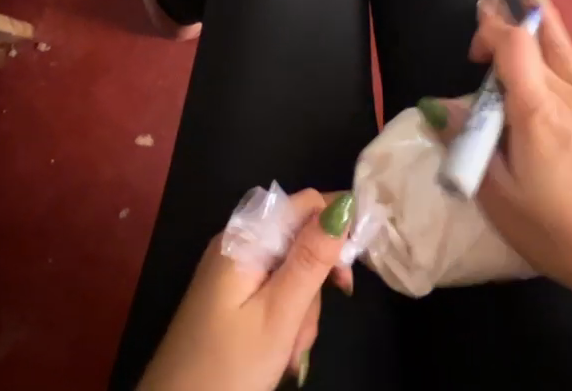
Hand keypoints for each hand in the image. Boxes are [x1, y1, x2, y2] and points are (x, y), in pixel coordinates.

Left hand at [138, 190, 355, 390]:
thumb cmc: (226, 368)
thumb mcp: (278, 315)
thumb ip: (311, 259)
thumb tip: (345, 204)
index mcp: (245, 238)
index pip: (306, 204)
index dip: (335, 229)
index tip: (345, 278)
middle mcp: (237, 243)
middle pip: (300, 240)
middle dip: (313, 283)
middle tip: (305, 329)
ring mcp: (231, 271)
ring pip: (290, 271)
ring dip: (300, 309)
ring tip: (287, 351)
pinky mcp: (229, 297)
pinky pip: (273, 291)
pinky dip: (284, 318)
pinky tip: (278, 351)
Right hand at [425, 0, 571, 306]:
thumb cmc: (557, 233)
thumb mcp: (499, 198)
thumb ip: (470, 146)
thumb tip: (439, 107)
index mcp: (535, 110)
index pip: (512, 46)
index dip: (490, 30)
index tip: (473, 49)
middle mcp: (569, 95)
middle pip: (539, 42)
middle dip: (513, 22)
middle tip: (494, 3)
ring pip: (569, 51)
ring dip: (548, 21)